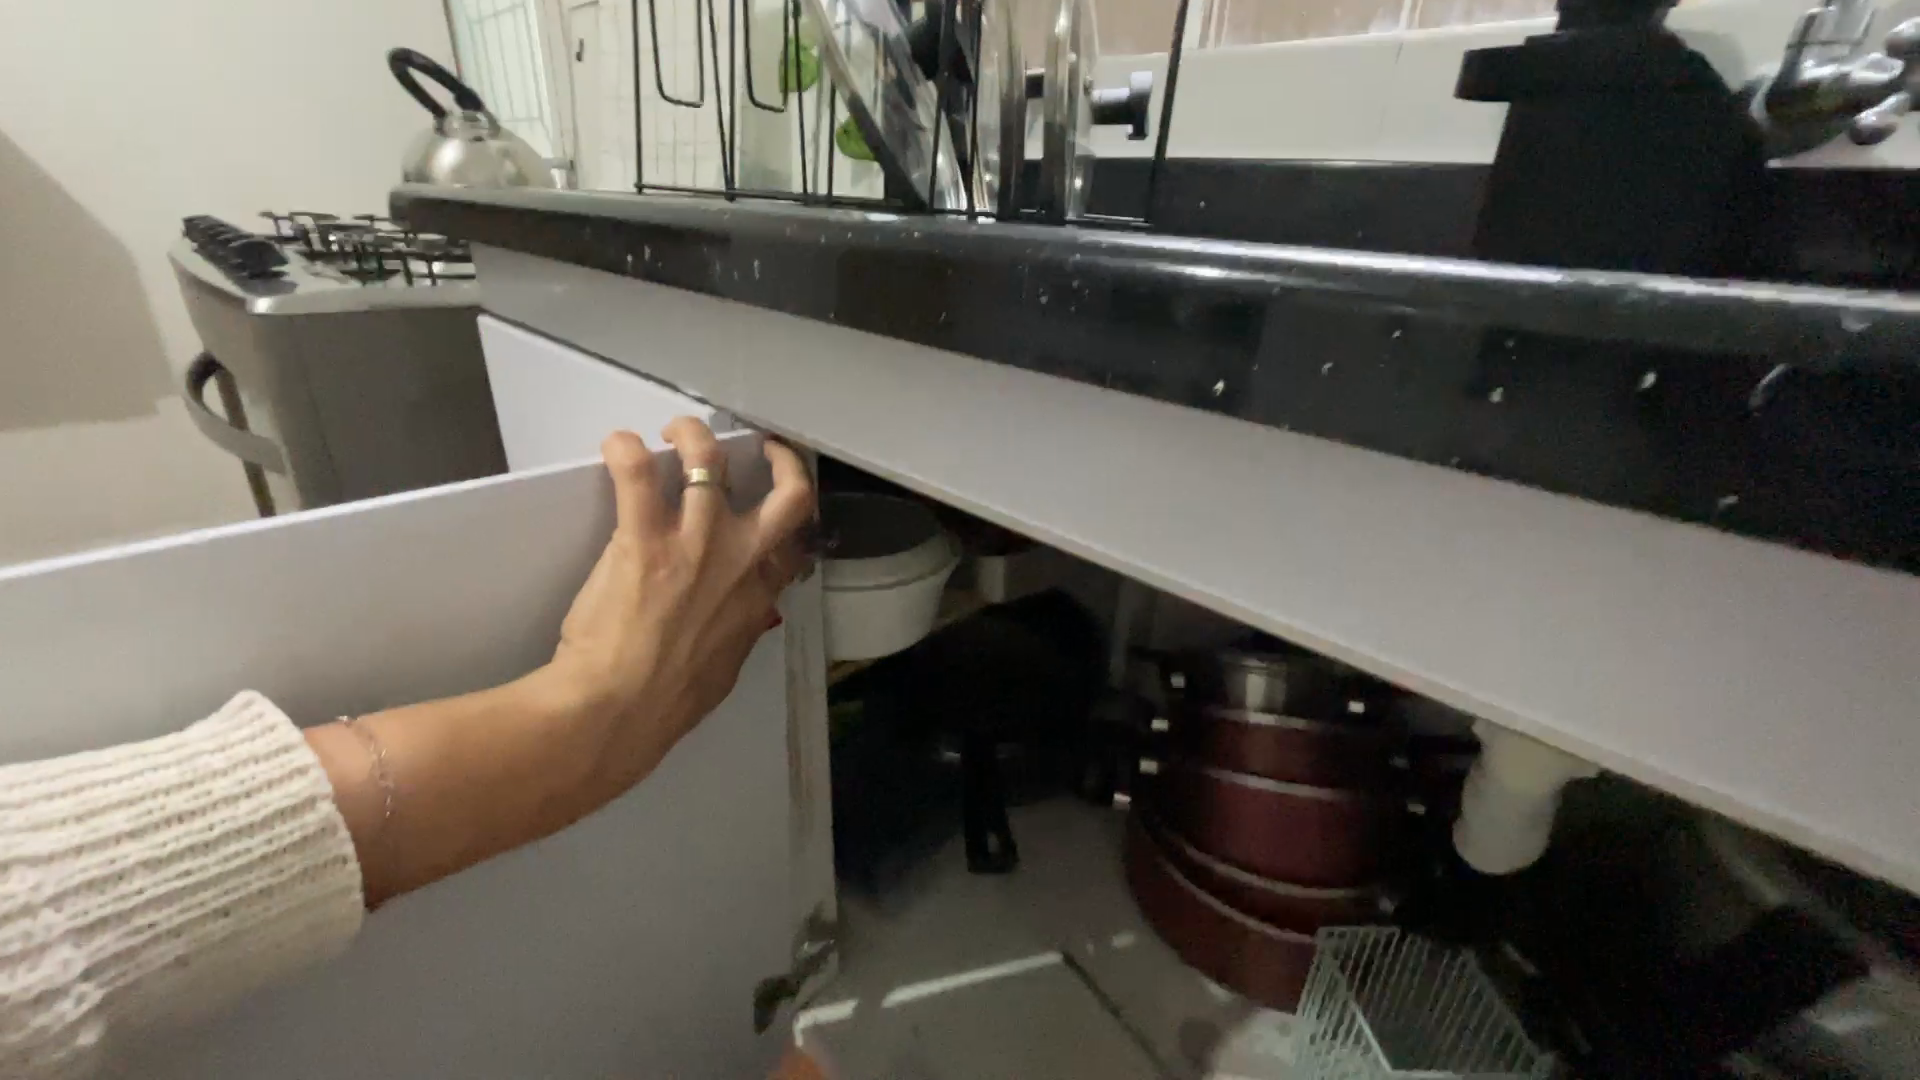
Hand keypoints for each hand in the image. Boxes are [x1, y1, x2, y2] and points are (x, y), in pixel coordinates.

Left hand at [542, 418, 815, 796]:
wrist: (619, 709)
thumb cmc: (672, 699)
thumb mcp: (728, 664)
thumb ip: (741, 628)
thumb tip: (741, 618)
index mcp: (761, 592)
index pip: (798, 539)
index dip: (793, 512)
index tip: (777, 501)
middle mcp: (741, 557)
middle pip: (789, 492)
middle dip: (782, 458)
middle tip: (761, 446)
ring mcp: (696, 541)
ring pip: (709, 459)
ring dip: (693, 435)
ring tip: (677, 432)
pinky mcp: (644, 536)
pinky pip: (636, 471)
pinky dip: (625, 449)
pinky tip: (618, 446)